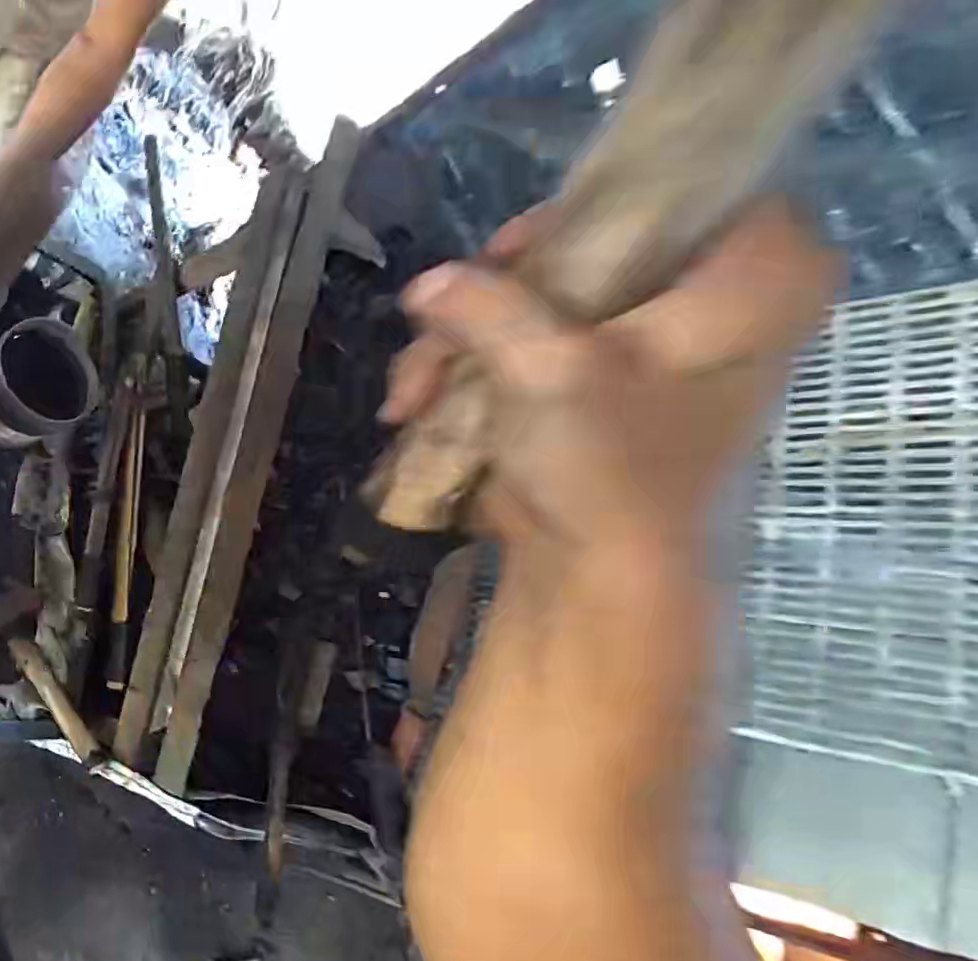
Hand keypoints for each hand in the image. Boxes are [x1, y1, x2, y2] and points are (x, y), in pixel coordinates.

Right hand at [380, 199, 837, 558]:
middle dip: (482, 308)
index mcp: (751, 277)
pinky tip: (418, 408)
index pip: (672, 195)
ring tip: (407, 401)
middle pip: (577, 258)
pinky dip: (463, 376)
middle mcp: (702, 303)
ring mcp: (635, 350)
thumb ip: (485, 310)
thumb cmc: (602, 464)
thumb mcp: (545, 373)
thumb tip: (424, 283)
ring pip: (527, 311)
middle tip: (433, 342)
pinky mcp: (583, 389)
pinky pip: (516, 352)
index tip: (501, 261)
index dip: (578, 217)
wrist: (590, 566)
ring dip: (454, 351)